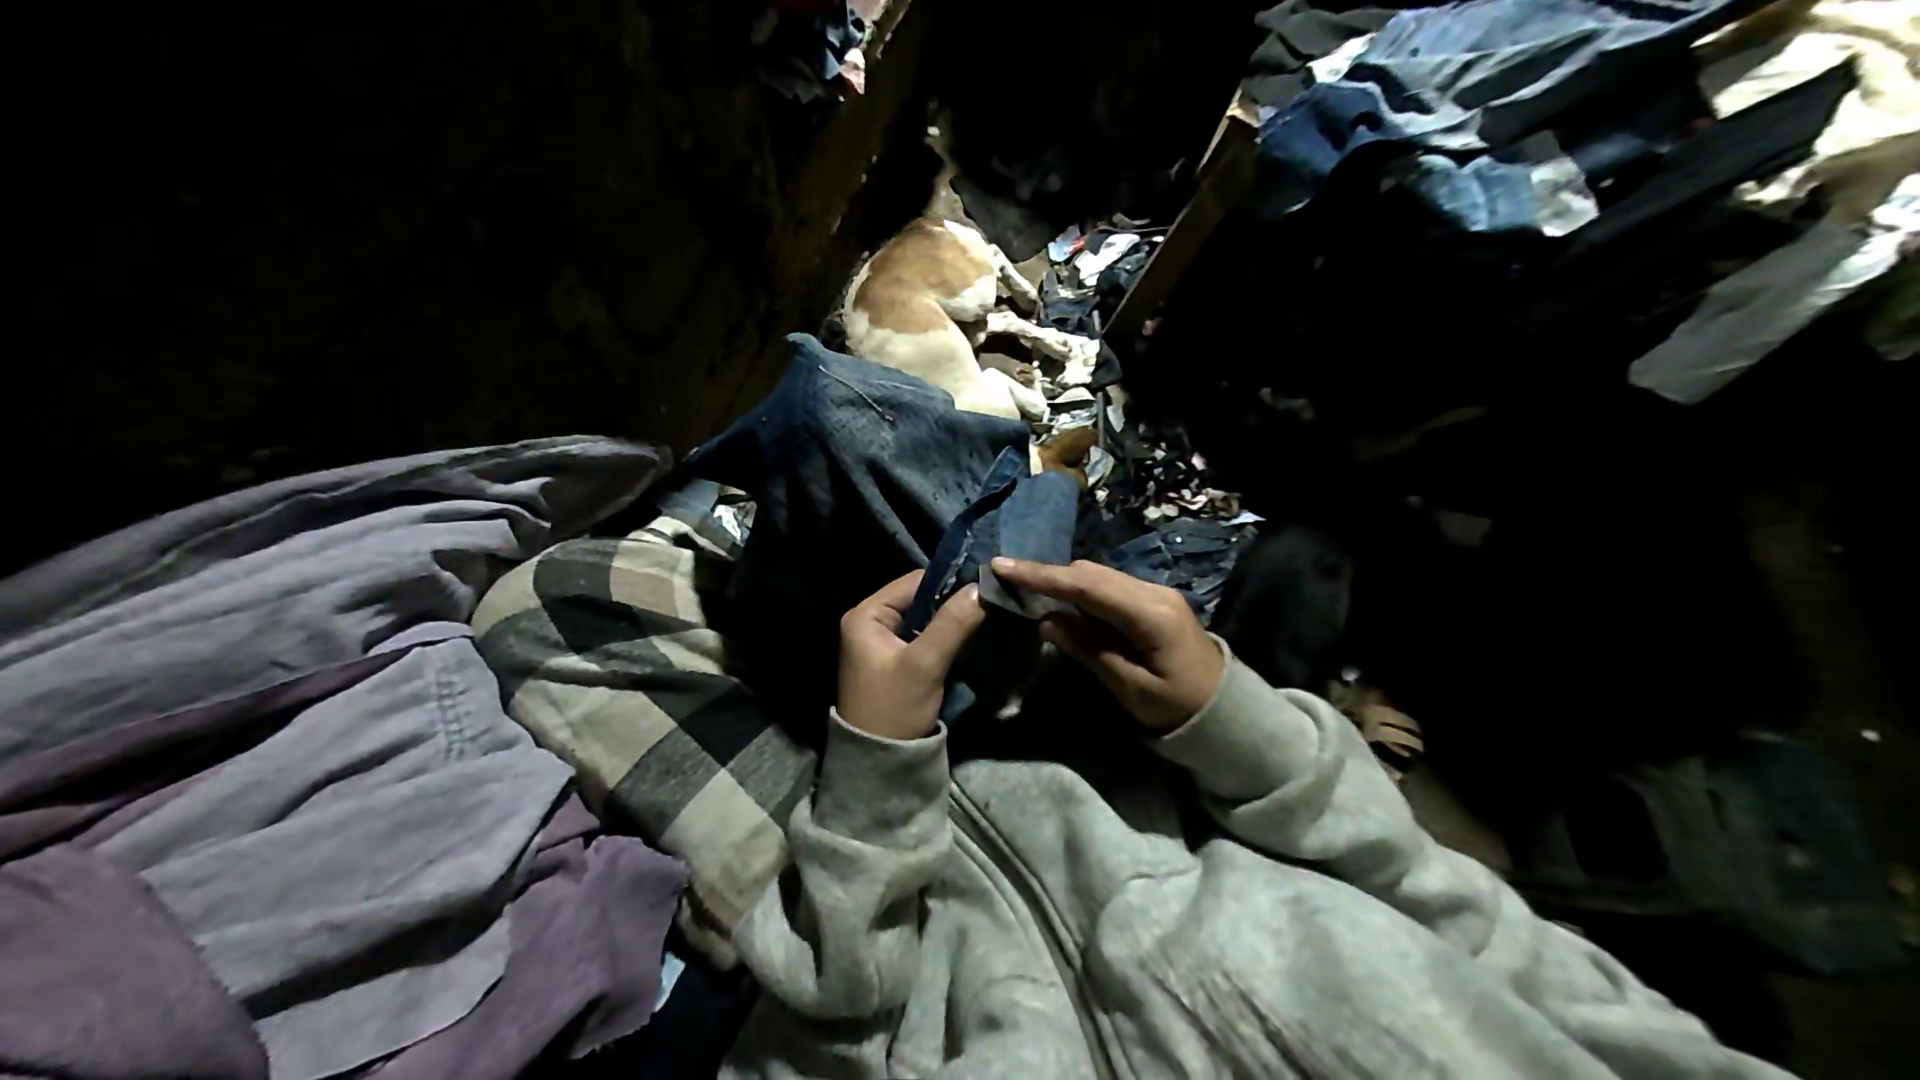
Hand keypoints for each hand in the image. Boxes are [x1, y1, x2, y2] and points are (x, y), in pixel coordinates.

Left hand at [838, 571, 987, 739]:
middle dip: (955, 601)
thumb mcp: (924, 664)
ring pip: (927, 618)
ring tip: (989, 615)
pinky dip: (948, 637)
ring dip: (954, 619)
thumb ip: (953, 623)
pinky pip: (927, 637)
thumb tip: (982, 587)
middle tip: (993, 600)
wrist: (879, 765)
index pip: (914, 581)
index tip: (987, 584)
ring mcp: (884, 643)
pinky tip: (973, 636)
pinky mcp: (898, 661)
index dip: (951, 580)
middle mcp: (872, 622)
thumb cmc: (894, 708)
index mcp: (866, 615)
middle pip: (922, 598)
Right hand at [991, 558, 1222, 730]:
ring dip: (1063, 579)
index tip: (1003, 567)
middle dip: (1048, 573)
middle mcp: (1153, 592)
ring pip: (1098, 575)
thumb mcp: (1130, 687)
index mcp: (1150, 614)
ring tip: (1026, 587)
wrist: (1225, 709)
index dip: (1042, 575)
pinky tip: (1061, 600)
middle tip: (1007, 579)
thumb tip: (1046, 620)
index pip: (1086, 586)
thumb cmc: (1177, 707)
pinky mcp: (1153, 599)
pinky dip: (1081, 589)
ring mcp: (1155, 592)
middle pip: (1091, 573)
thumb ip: (1089, 649)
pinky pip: (1109, 585)